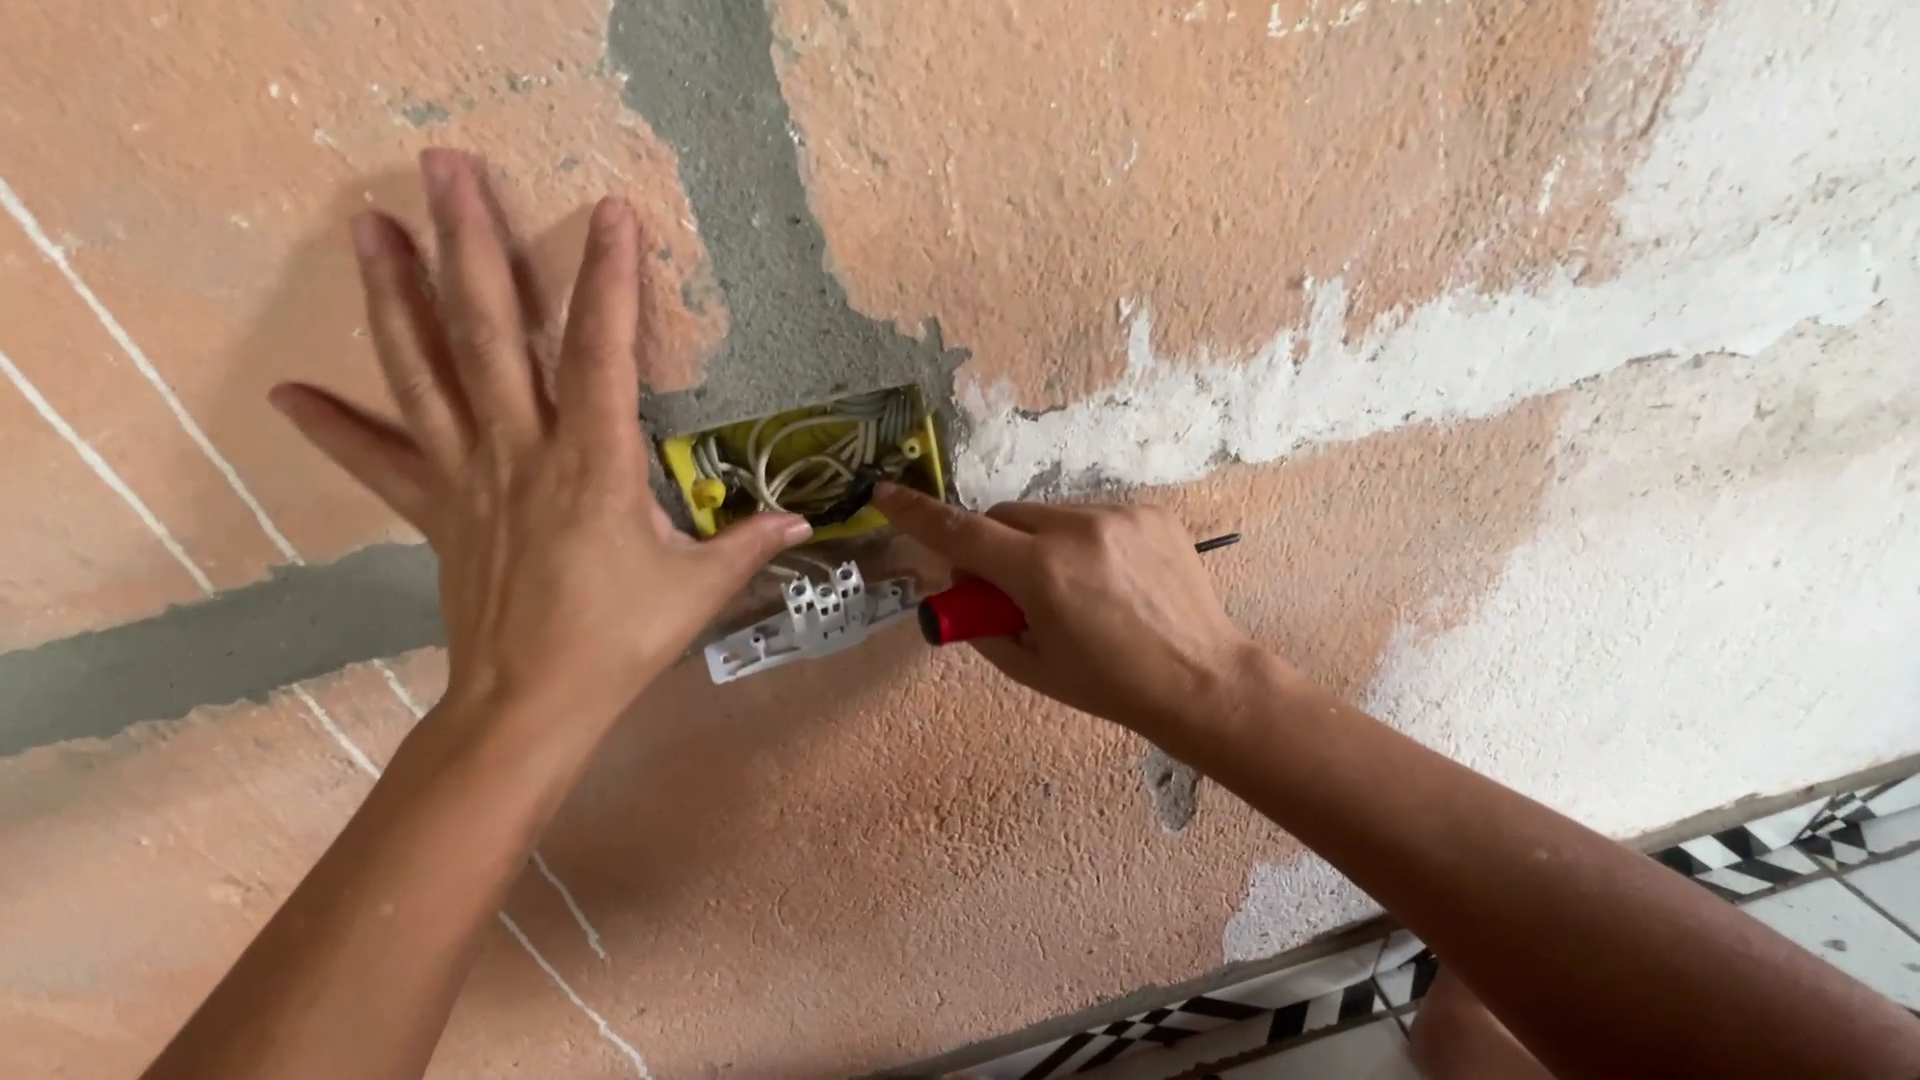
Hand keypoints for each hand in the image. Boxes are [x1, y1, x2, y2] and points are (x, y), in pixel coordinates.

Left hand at [270, 149, 810, 719]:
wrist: (530, 703)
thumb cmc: (621, 641)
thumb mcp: (698, 589)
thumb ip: (747, 544)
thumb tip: (801, 521)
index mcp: (594, 466)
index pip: (602, 353)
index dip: (609, 282)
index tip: (610, 215)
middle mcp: (523, 452)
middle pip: (491, 334)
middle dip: (472, 244)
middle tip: (445, 165)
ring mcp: (470, 477)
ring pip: (427, 373)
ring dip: (397, 295)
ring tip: (370, 223)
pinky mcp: (438, 511)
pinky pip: (384, 462)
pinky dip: (339, 428)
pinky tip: (292, 391)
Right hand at [874, 484, 1256, 736]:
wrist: (1201, 679)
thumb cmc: (1109, 685)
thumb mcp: (1030, 667)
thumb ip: (980, 621)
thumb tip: (963, 585)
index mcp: (1042, 573)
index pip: (961, 533)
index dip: (917, 515)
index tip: (886, 494)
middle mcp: (1076, 530)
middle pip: (1003, 517)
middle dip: (993, 546)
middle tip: (1010, 588)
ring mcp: (1118, 516)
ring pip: (1047, 514)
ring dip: (1040, 542)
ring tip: (1073, 588)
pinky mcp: (1149, 512)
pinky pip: (1090, 516)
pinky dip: (1081, 540)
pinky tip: (1108, 578)